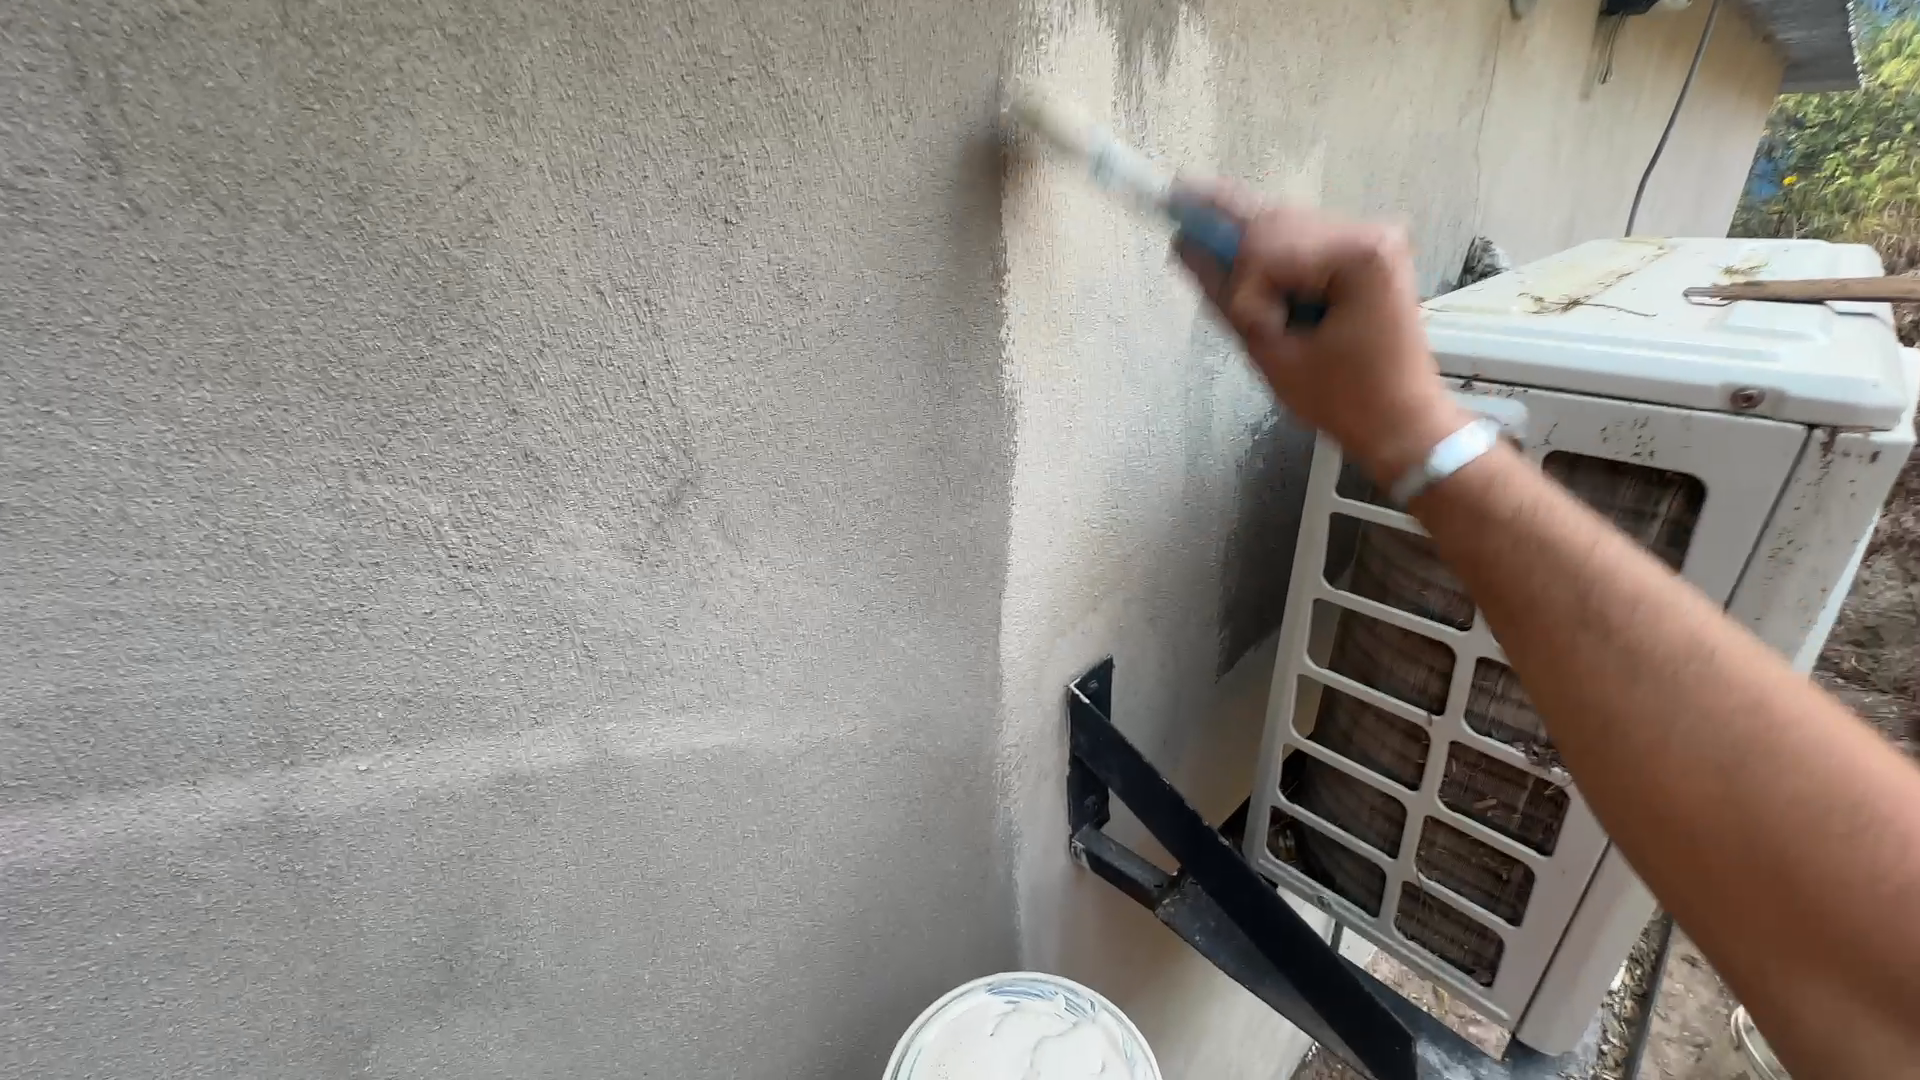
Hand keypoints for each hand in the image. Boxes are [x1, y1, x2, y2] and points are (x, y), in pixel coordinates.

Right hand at [1174, 182, 1467, 486]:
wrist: (1400, 421)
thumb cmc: (1340, 398)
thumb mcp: (1272, 351)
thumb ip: (1225, 295)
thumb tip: (1182, 246)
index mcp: (1358, 254)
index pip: (1264, 245)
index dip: (1236, 282)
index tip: (1220, 294)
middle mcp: (1369, 231)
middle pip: (1273, 222)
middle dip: (1236, 254)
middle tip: (1198, 252)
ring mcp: (1370, 237)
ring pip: (1283, 228)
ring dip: (1252, 261)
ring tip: (1244, 305)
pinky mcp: (1364, 253)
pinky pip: (1299, 243)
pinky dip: (1272, 266)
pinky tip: (1263, 295)